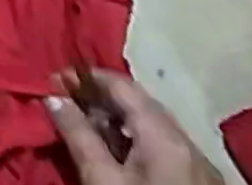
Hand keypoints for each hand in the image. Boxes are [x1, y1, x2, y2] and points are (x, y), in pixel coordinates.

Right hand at [47, 70, 223, 184]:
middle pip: (138, 103)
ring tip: (84, 129)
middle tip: (64, 104)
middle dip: (97, 98)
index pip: (120, 84)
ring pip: (150, 125)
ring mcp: (199, 168)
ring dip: (113, 120)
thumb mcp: (102, 179)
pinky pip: (161, 147)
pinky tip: (114, 155)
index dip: (83, 76)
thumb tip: (53, 96)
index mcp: (165, 136)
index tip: (52, 82)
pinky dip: (132, 140)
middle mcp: (188, 144)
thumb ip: (76, 132)